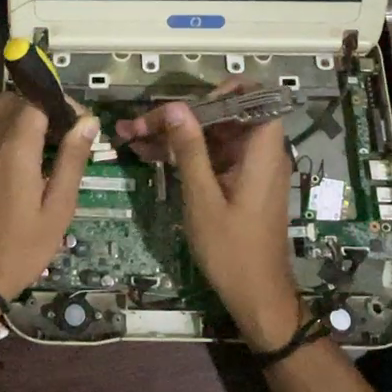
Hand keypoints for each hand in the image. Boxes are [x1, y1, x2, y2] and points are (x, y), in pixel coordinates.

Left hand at [0, 93, 97, 320]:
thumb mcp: (59, 207)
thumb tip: (88, 121)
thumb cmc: (23, 246)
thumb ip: (72, 159)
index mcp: (15, 148)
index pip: (39, 101)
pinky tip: (10, 144)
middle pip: (17, 99)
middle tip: (64, 133)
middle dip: (43, 107)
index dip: (62, 105)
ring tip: (41, 138)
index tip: (80, 124)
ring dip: (20, 112)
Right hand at [115, 83, 299, 350]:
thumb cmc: (233, 250)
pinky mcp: (237, 181)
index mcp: (262, 150)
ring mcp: (248, 167)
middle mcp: (259, 151)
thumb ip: (189, 150)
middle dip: (179, 116)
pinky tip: (147, 153)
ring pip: (210, 135)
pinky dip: (183, 154)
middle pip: (221, 115)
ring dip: (173, 135)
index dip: (218, 94)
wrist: (257, 297)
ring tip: (130, 136)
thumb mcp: (203, 198)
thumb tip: (174, 106)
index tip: (184, 109)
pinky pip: (210, 155)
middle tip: (138, 125)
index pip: (251, 98)